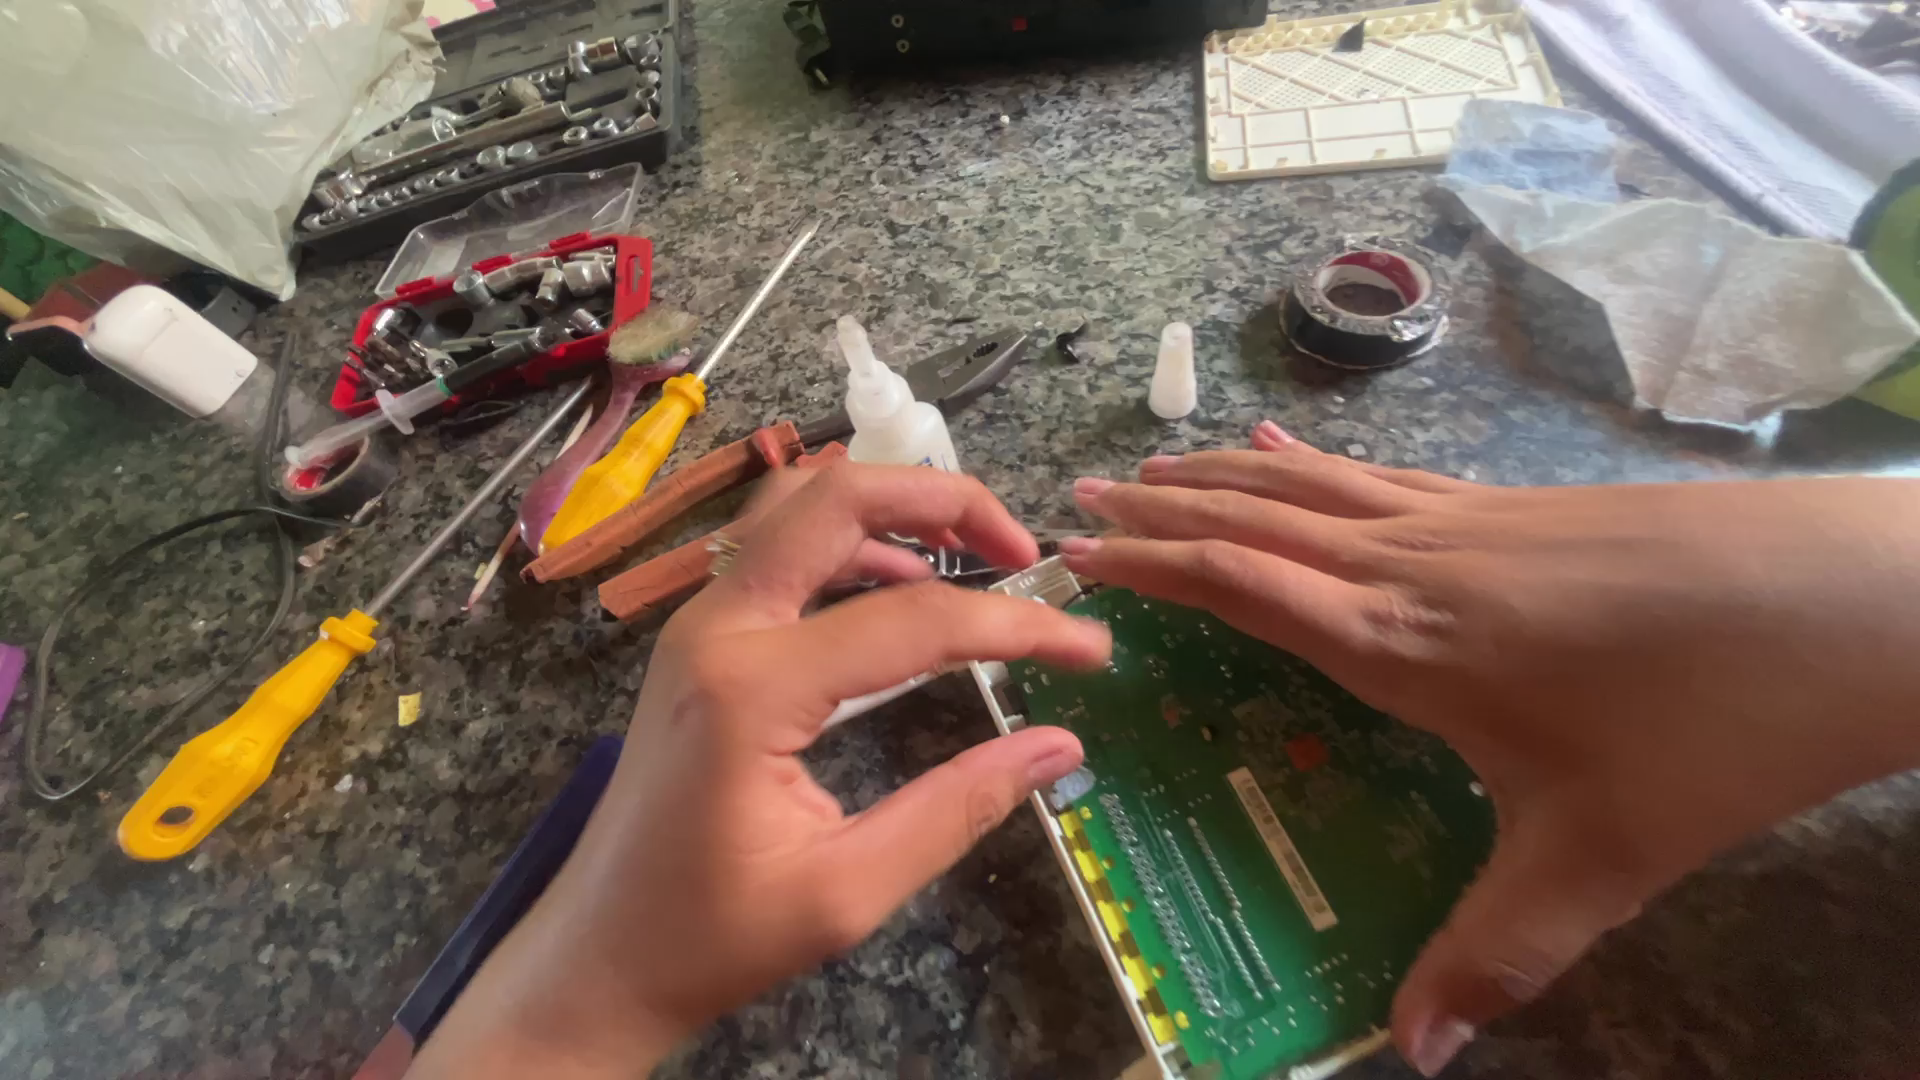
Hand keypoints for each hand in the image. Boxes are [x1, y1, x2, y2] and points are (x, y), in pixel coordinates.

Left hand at [410, 465, 1111, 1077]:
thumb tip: (1060, 747)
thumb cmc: (711, 936)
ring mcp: (705, 618)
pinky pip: (786, 547)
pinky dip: (856, 544)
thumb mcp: (847, 891)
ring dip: (896, 508)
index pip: (914, 620)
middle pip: (838, 497)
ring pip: (803, 504)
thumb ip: (959, 808)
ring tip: (974, 552)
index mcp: (754, 687)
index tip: (1086, 647)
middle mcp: (720, 624)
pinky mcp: (707, 632)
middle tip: (1019, 551)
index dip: (1015, 627)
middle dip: (946, 500)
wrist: (595, 955)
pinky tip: (902, 584)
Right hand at [1060, 422, 1919, 1074]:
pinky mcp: (1481, 502)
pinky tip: (1268, 438)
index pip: (1236, 582)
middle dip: (1151, 510)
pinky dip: (1296, 457)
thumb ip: (1497, 952)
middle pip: (1244, 521)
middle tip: (1079, 501)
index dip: (1149, 565)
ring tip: (1144, 470)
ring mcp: (1439, 522)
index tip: (1082, 557)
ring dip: (1208, 476)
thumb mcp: (1600, 854)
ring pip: (1292, 486)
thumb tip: (1416, 1056)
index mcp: (1394, 641)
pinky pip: (1360, 475)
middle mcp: (1395, 565)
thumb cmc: (1712, 723)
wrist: (1859, 598)